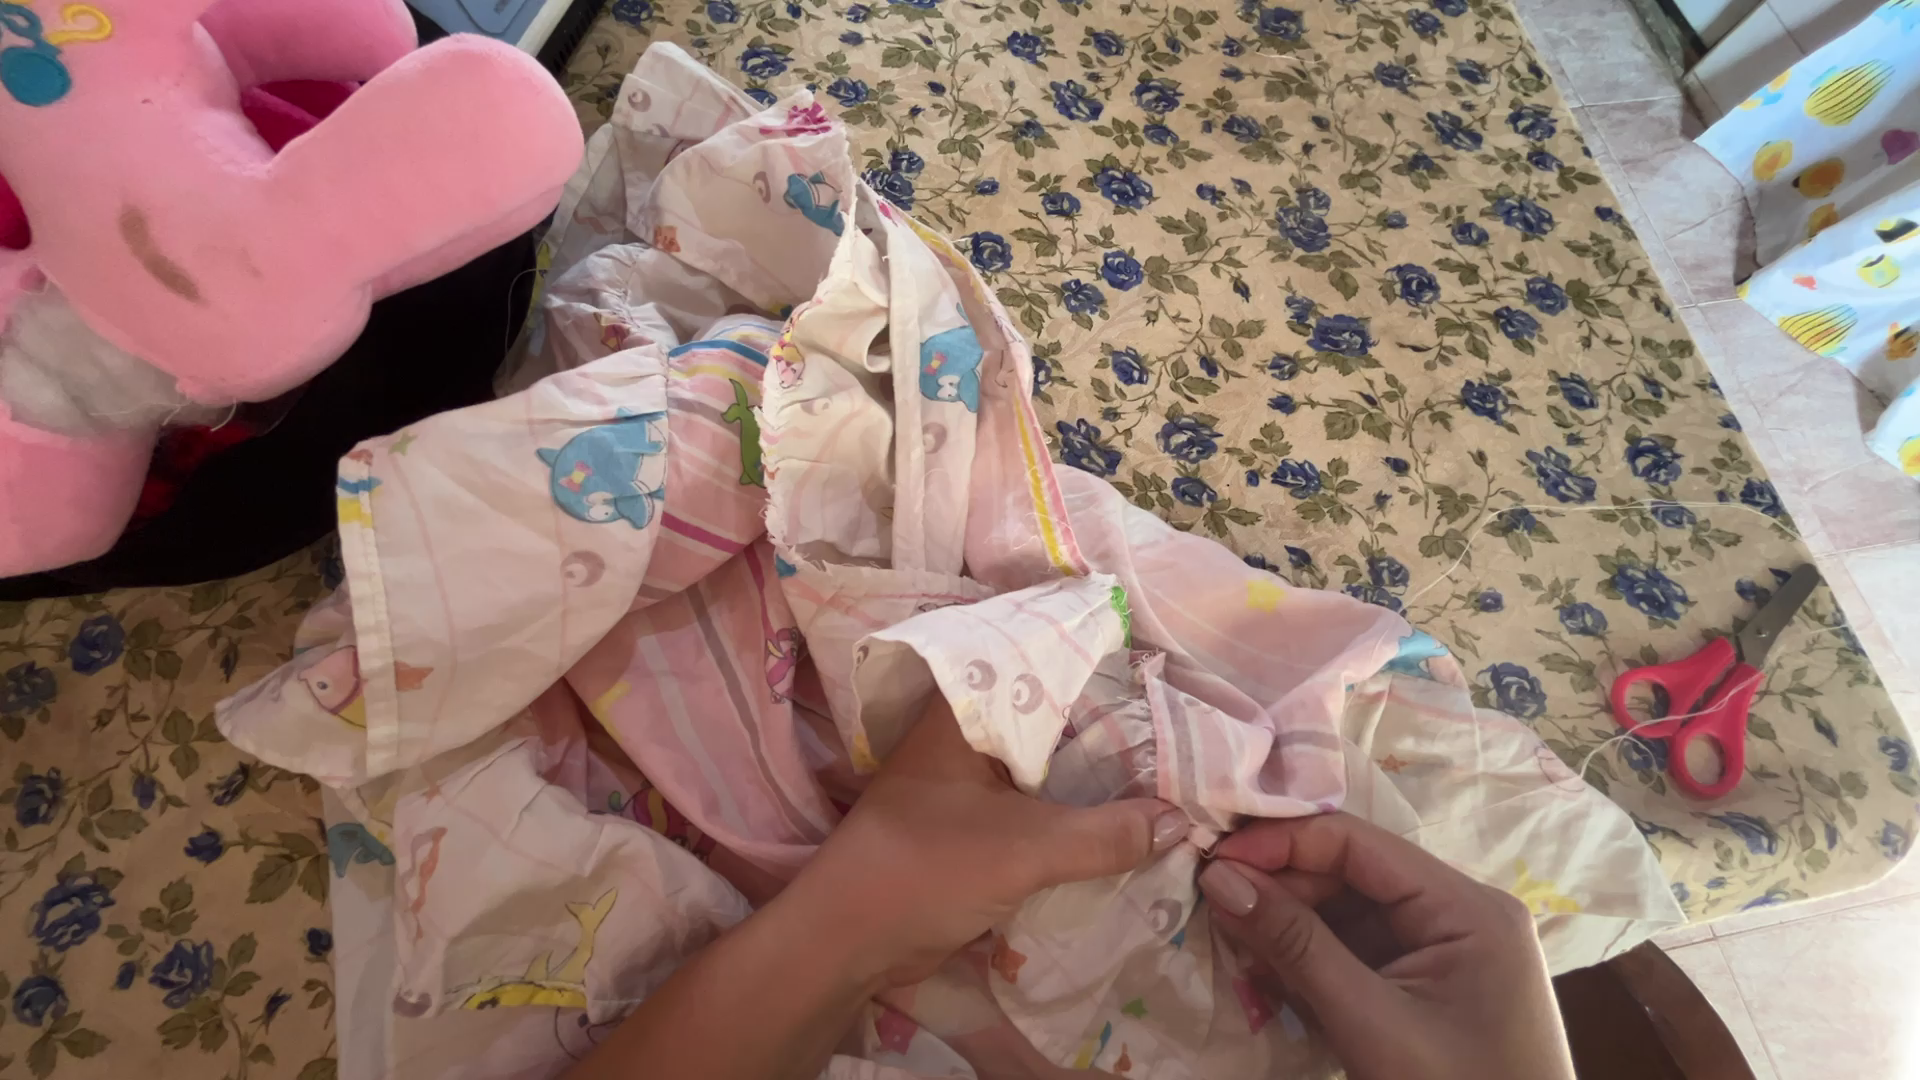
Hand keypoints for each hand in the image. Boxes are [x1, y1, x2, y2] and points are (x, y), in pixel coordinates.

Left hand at [569, 697, 1186, 1079]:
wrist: (851, 938)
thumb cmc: (927, 866)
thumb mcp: (1026, 848)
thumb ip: (1105, 834)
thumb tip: (1183, 821)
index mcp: (963, 709)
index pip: (1037, 661)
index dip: (1091, 657)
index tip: (1149, 655)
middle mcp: (964, 731)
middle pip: (1046, 713)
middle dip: (1102, 718)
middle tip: (1171, 711)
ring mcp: (966, 775)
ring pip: (1040, 758)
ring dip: (1087, 765)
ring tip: (1160, 755)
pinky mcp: (970, 817)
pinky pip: (1032, 798)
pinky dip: (1069, 802)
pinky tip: (1116, 807)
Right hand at [1196, 813, 1573, 1079]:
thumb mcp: (1371, 1026)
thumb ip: (1292, 943)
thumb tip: (1215, 875)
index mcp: (1466, 907)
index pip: (1354, 841)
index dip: (1279, 841)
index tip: (1213, 857)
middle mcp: (1455, 912)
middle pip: (1343, 871)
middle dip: (1277, 888)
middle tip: (1214, 903)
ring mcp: (1438, 949)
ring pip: (1338, 908)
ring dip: (1284, 924)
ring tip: (1233, 940)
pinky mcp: (1418, 983)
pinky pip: (1347, 946)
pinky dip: (1304, 957)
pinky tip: (1266, 971)